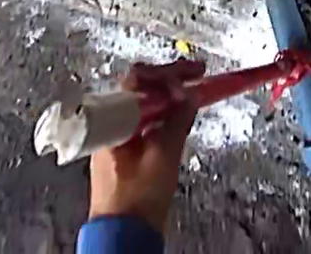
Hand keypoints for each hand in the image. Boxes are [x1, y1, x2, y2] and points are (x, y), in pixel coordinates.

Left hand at [89, 58, 204, 231]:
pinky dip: (164, 112)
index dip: (168, 73)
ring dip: (169, 94)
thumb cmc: (137, 200)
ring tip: (193, 90)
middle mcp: (112, 120)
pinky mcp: (126, 148)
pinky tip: (180, 112)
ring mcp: (118, 133)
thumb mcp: (163, 156)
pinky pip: (145, 118)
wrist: (123, 240)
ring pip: (145, 102)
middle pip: (142, 87)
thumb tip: (190, 95)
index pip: (139, 79)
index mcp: (113, 117)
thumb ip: (177, 121)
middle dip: (171, 78)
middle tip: (198, 73)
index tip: (193, 73)